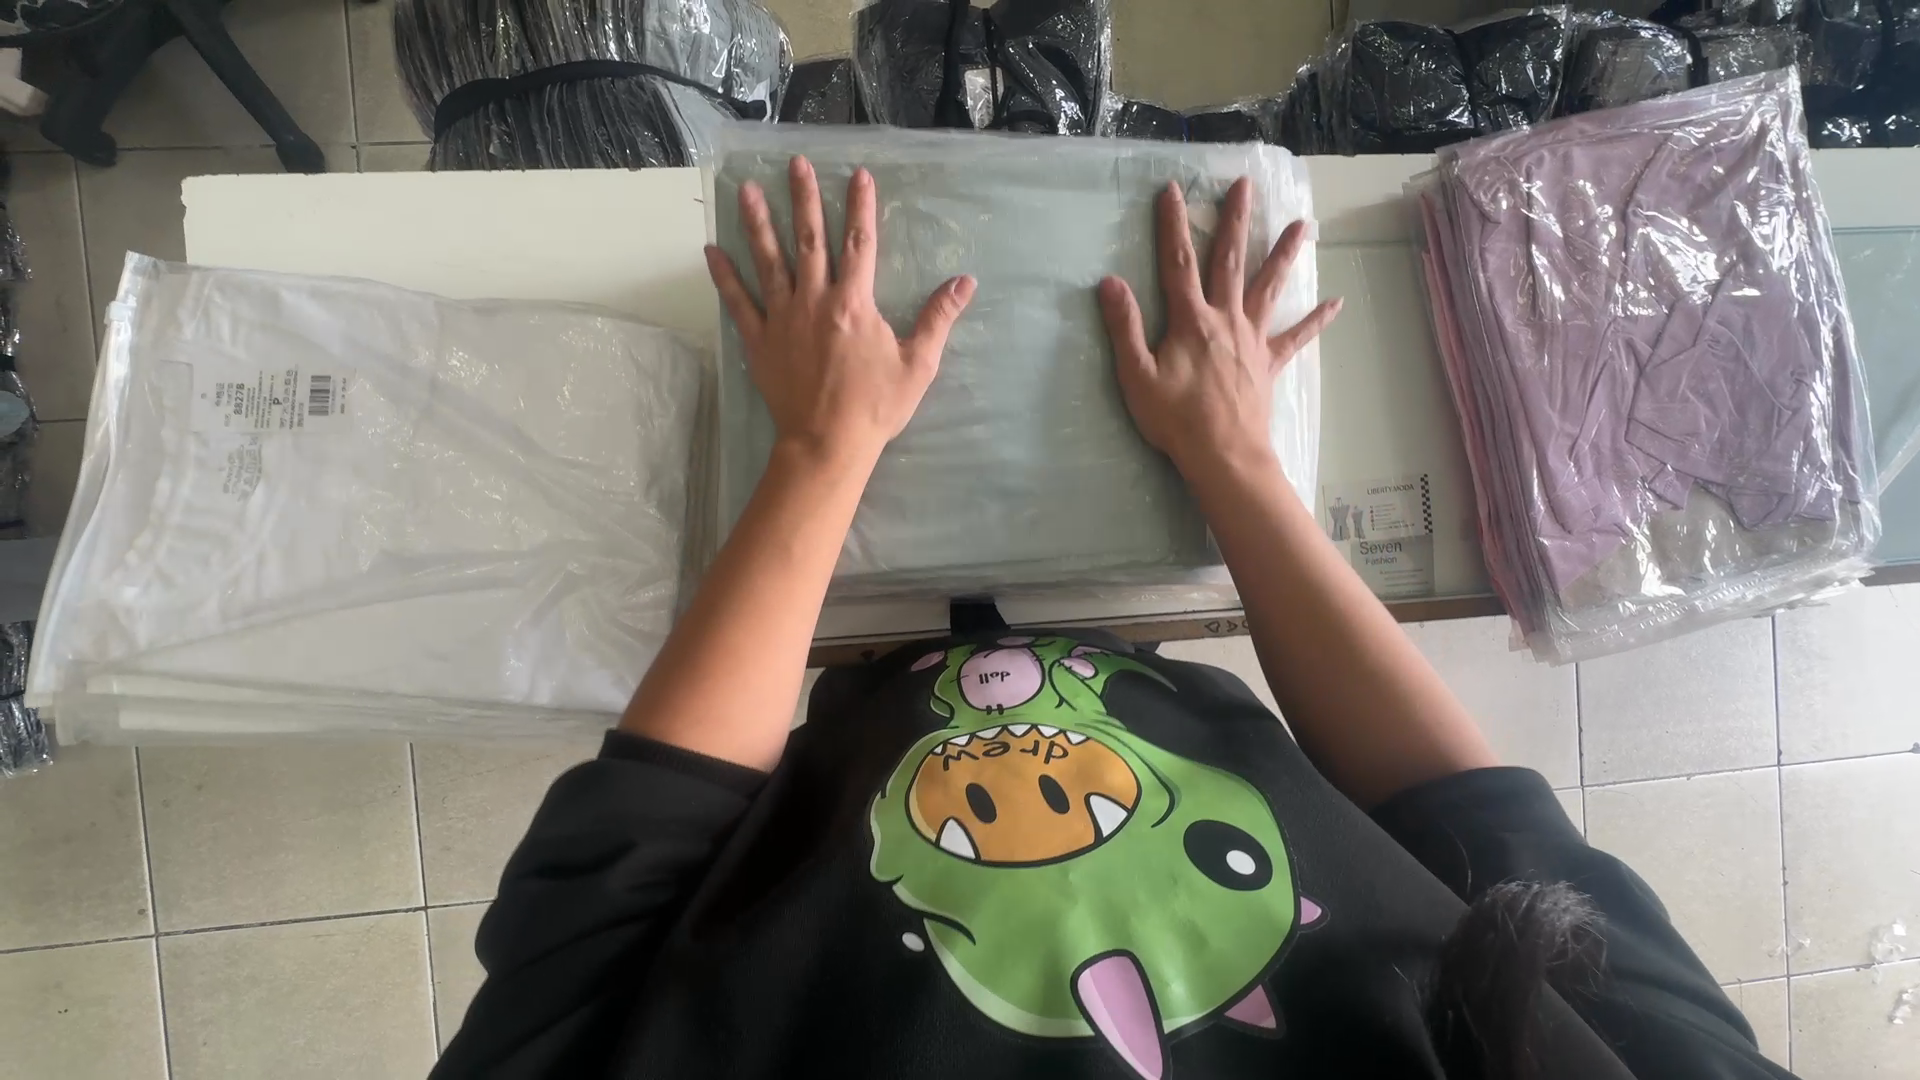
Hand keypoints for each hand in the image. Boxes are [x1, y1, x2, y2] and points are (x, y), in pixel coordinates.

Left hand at [706, 157, 975, 469]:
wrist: (828, 442)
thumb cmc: (876, 406)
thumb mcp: (918, 364)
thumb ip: (938, 319)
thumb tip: (964, 282)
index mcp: (854, 303)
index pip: (860, 243)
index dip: (860, 206)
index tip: (858, 175)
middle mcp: (815, 300)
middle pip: (809, 240)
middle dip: (803, 199)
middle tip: (796, 165)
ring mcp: (782, 319)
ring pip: (769, 261)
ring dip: (758, 223)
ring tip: (745, 190)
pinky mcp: (759, 341)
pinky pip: (738, 302)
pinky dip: (725, 276)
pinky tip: (711, 250)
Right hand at [1098, 178, 1340, 478]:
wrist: (1222, 453)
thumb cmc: (1175, 418)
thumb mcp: (1136, 375)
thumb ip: (1124, 328)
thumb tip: (1110, 283)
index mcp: (1191, 321)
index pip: (1178, 264)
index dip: (1173, 226)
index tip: (1172, 190)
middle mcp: (1225, 320)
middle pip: (1230, 263)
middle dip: (1235, 222)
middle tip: (1245, 186)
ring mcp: (1252, 340)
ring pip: (1270, 289)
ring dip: (1285, 255)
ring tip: (1304, 226)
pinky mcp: (1268, 363)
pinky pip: (1295, 338)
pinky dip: (1315, 321)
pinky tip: (1336, 303)